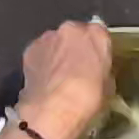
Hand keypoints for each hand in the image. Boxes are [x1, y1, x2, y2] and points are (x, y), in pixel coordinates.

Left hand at [17, 21, 111, 138]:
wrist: (54, 109)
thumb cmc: (88, 99)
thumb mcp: (108, 85)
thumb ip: (101, 69)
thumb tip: (94, 72)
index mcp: (96, 34)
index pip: (99, 33)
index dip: (96, 48)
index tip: (94, 61)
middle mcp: (72, 29)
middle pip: (75, 33)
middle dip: (75, 47)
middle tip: (75, 68)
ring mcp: (49, 37)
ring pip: (55, 41)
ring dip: (57, 52)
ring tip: (56, 76)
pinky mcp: (30, 48)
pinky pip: (40, 52)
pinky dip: (41, 61)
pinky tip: (44, 79)